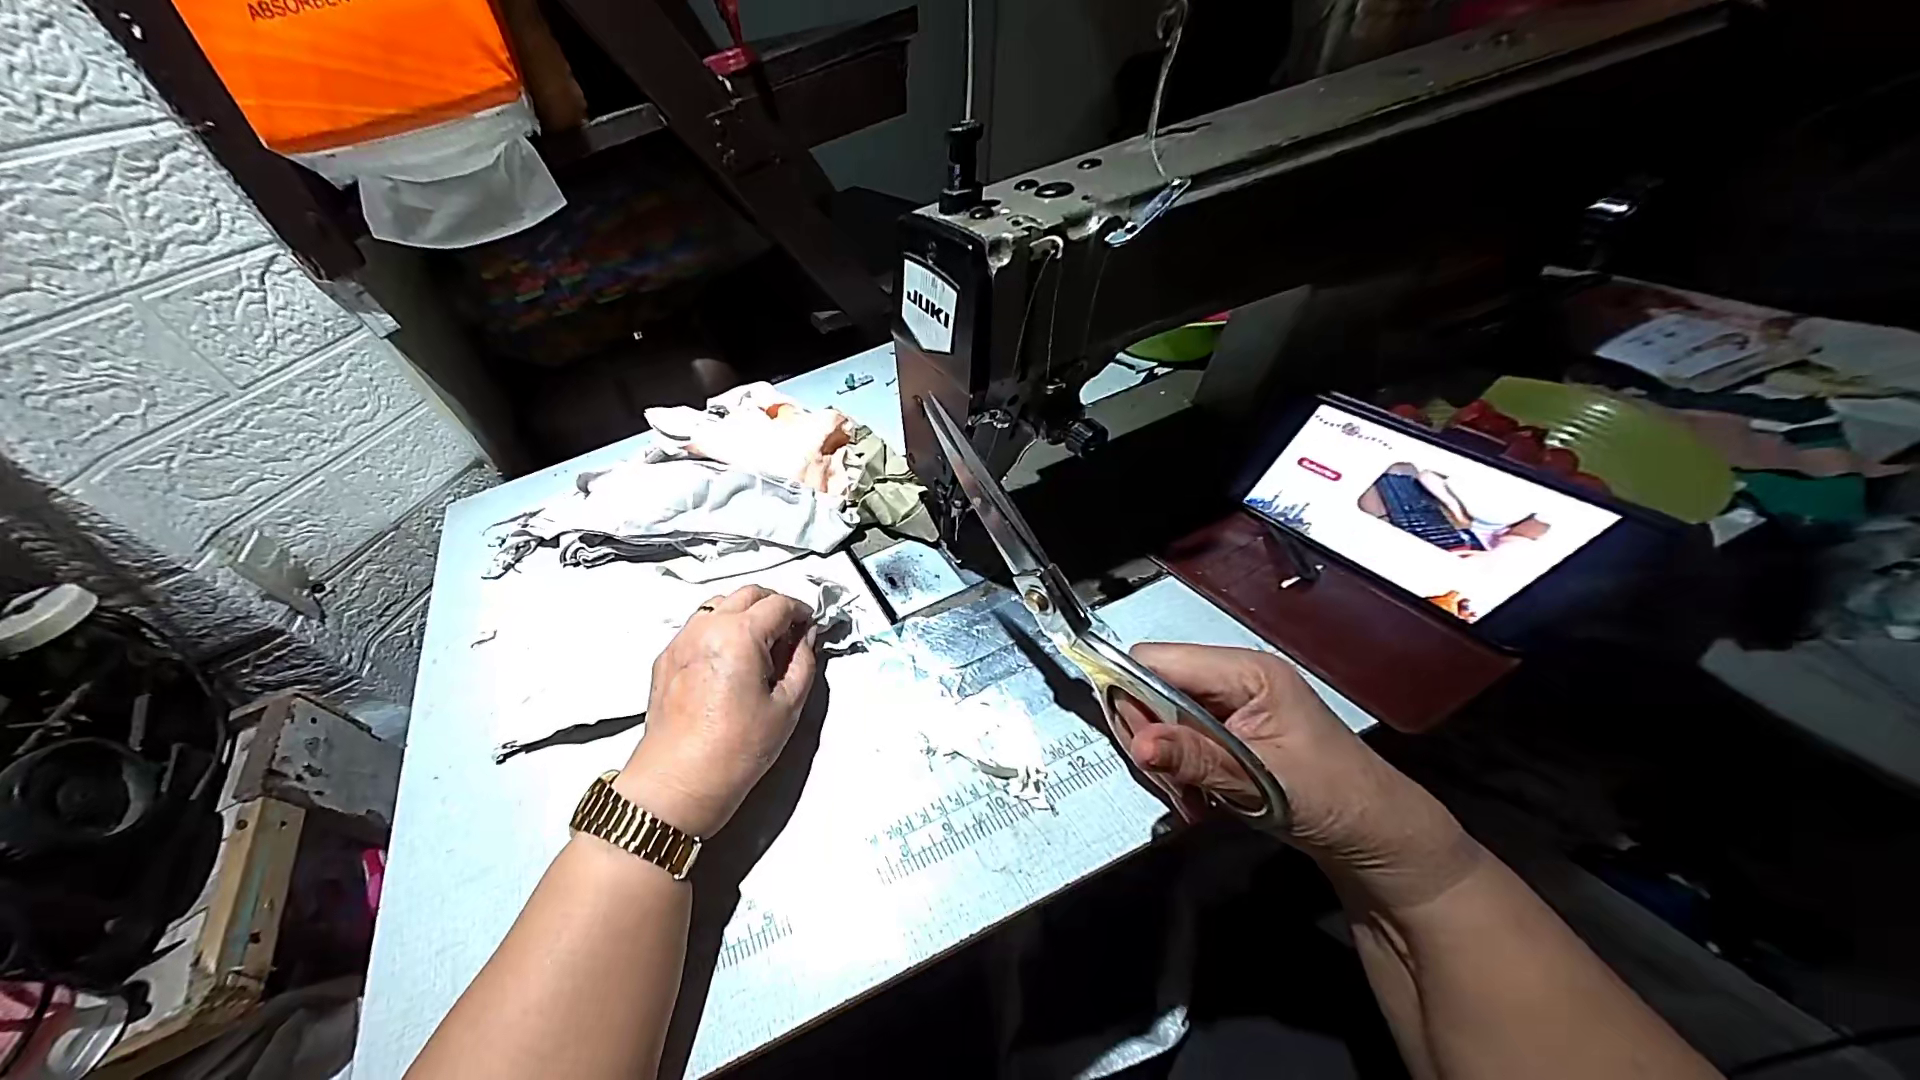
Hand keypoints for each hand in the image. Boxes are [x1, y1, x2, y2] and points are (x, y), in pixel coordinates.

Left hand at [615, 586, 817, 838]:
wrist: (677, 783)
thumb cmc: (729, 752)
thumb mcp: (787, 705)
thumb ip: (803, 662)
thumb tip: (805, 641)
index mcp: (738, 635)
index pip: (779, 604)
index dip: (802, 612)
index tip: (810, 625)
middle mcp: (706, 629)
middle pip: (748, 594)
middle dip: (775, 606)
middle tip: (791, 631)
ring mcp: (682, 641)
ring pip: (721, 604)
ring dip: (746, 613)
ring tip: (763, 645)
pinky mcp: (667, 658)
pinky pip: (699, 626)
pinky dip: (721, 628)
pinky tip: (734, 659)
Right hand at [1118, 644, 1482, 910]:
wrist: (1376, 836)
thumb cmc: (1338, 798)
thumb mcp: (1260, 779)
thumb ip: (1194, 757)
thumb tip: (1137, 743)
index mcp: (1245, 670)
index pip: (1157, 659)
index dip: (1133, 692)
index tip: (1136, 740)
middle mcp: (1231, 677)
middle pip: (1151, 685)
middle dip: (1148, 732)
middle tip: (1168, 775)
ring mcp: (1225, 702)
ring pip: (1157, 714)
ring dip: (1161, 754)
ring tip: (1188, 790)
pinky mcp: (1222, 727)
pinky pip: (1173, 734)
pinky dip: (1174, 764)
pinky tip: (1194, 790)